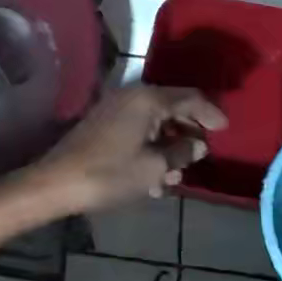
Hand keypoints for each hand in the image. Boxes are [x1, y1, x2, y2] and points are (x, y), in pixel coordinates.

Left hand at [25, 84, 226, 213]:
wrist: (56, 183)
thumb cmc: (109, 174)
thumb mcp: (154, 167)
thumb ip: (181, 152)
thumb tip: (197, 145)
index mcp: (147, 99)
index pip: (189, 97)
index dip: (210, 113)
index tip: (225, 129)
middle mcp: (130, 97)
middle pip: (171, 108)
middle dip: (188, 134)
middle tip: (200, 156)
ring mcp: (113, 110)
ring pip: (152, 125)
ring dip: (167, 149)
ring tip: (175, 178)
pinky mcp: (101, 126)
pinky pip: (135, 133)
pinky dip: (148, 151)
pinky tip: (153, 180)